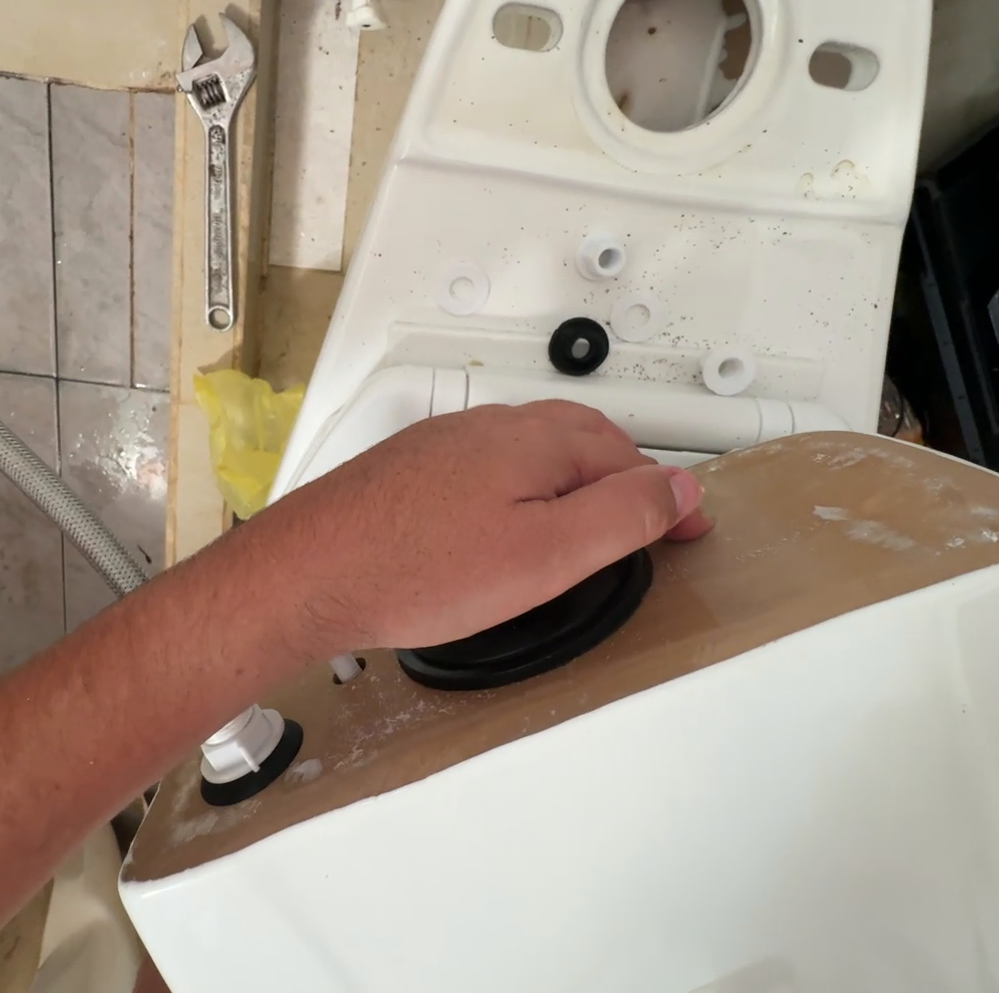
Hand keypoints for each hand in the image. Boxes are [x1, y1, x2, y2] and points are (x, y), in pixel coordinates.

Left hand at [219, 400, 711, 655]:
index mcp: (534, 439)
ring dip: (573, 479)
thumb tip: (678, 489)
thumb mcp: (544, 556)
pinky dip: (523, 487)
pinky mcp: (416, 467)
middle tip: (646, 522)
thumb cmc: (416, 568)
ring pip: (533, 451)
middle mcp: (490, 427)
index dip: (668, 495)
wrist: (309, 571)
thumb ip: (619, 517)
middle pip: (581, 440)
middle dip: (624, 477)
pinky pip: (489, 466)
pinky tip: (511, 520)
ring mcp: (448, 443)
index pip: (628, 456)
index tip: (689, 528)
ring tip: (588, 523)